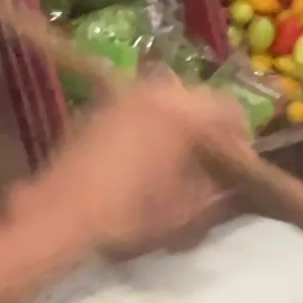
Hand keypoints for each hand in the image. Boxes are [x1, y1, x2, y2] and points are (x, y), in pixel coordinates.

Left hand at [21, 73, 249, 259]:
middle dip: (209, 128)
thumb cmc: (128, 212)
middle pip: (198, 100)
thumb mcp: (184, 208)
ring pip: (167, 99)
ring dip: (180, 123)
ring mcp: (122, 94)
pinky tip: (147, 154)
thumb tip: (228, 179)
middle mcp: (154, 91)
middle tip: (211, 163)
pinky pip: (138, 106)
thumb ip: (215, 187)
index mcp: (183, 111)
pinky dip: (152, 123)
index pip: (230, 110)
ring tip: (180, 159)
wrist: (61, 210)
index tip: (240, 167)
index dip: (241, 140)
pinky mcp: (98, 106)